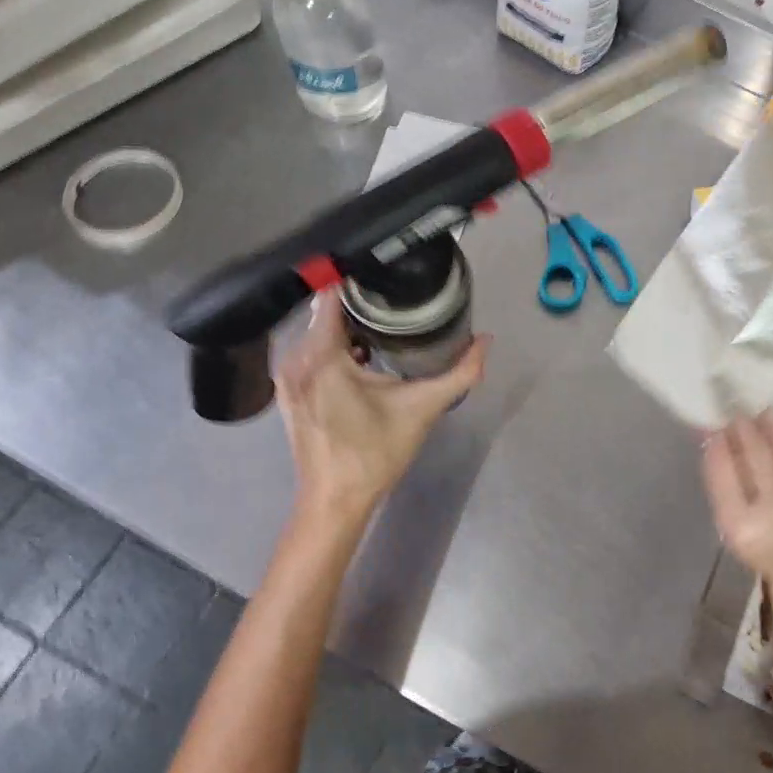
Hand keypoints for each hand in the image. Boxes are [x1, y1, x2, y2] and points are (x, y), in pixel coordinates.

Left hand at [274, 297, 487, 521]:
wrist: (335, 501)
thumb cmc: (375, 453)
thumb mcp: (423, 408)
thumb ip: (460, 372)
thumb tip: (486, 341)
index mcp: (321, 355)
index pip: (331, 296)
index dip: (356, 278)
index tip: (386, 271)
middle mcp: (295, 358)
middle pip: (326, 311)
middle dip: (358, 301)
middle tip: (396, 295)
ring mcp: (287, 375)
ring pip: (317, 331)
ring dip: (347, 325)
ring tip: (384, 317)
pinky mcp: (288, 391)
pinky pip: (309, 350)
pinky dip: (334, 345)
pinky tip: (363, 352)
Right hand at [702, 413, 772, 652]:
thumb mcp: (762, 558)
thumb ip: (745, 509)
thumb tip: (732, 462)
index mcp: (746, 532)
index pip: (719, 466)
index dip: (717, 443)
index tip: (718, 432)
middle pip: (751, 445)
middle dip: (743, 427)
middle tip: (742, 419)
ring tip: (770, 419)